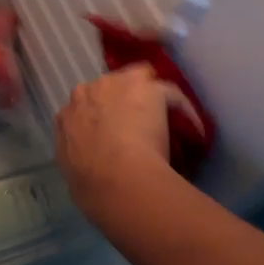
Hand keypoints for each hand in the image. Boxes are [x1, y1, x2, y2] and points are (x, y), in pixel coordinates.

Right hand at [55, 64, 195, 217]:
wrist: (116, 181)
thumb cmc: (90, 184)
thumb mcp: (72, 171)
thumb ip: (77, 159)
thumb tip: (88, 167)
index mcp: (67, 116)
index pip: (85, 107)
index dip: (102, 117)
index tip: (116, 133)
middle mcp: (87, 93)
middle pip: (109, 86)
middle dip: (123, 100)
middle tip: (139, 124)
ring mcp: (115, 86)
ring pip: (139, 79)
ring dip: (149, 96)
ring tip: (166, 119)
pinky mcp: (147, 89)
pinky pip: (171, 93)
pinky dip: (183, 109)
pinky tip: (196, 130)